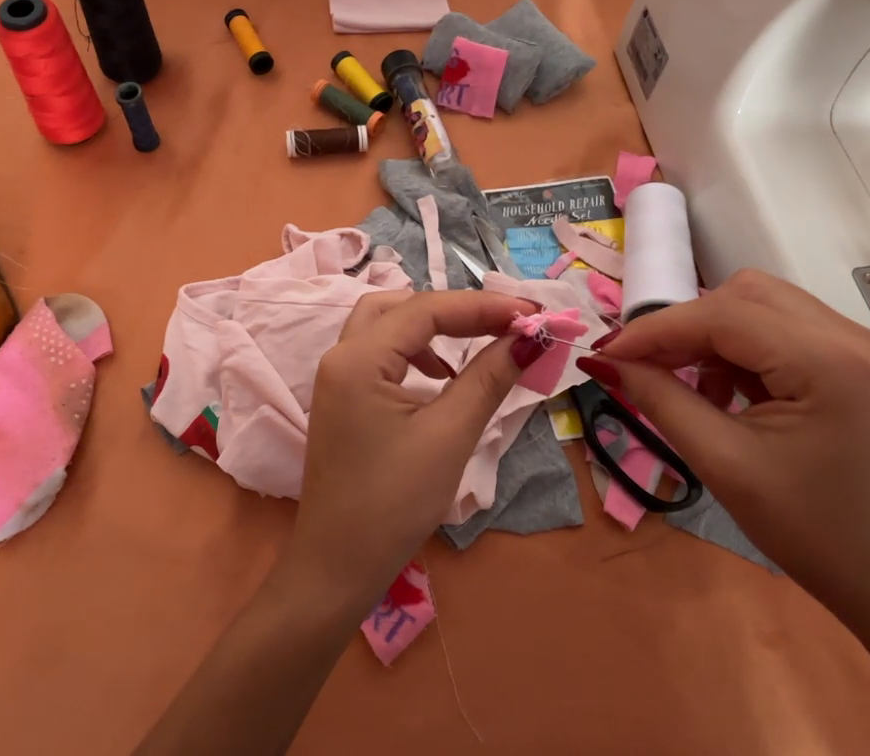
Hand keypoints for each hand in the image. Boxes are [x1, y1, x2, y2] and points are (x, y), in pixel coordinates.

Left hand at [281, 290, 537, 613]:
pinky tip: (441, 379)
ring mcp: (336, 379)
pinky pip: (379, 355)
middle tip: (504, 324)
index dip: (483, 305)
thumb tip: (529, 338)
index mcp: (359, 358)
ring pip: (385, 327)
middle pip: (399, 306)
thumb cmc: (395, 502)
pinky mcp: (342, 401)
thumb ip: (488, 377)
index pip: (426, 309)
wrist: (337, 565)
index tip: (533, 313)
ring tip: (477, 348)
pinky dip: (414, 353)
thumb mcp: (450, 435)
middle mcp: (340, 357)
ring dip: (432, 329)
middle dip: (455, 310)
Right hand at [578, 269, 869, 633]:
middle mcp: (859, 339)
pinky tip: (731, 393)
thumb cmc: (815, 537)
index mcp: (833, 363)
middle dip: (688, 325)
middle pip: (748, 295)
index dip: (657, 328)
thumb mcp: (725, 466)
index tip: (607, 354)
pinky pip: (792, 333)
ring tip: (689, 384)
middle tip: (647, 367)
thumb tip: (607, 361)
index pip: (724, 314)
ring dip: (716, 335)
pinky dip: (749, 350)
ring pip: (769, 307)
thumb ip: (661, 400)